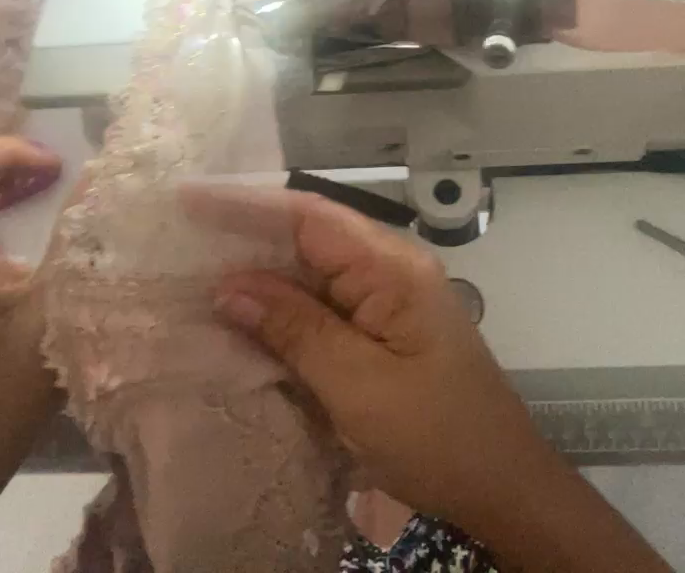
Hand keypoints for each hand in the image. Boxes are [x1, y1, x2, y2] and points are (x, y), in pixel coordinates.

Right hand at [190, 182, 672, 572]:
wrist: (503, 486)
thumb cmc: (436, 435)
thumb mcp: (357, 385)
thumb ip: (294, 328)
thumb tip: (228, 285)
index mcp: (391, 267)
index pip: (309, 216)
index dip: (246, 204)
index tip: (189, 198)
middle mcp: (391, 268)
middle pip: (309, 235)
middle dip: (246, 233)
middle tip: (181, 234)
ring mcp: (389, 298)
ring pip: (313, 270)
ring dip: (260, 271)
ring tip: (196, 267)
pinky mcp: (383, 329)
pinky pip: (324, 304)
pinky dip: (283, 307)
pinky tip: (244, 314)